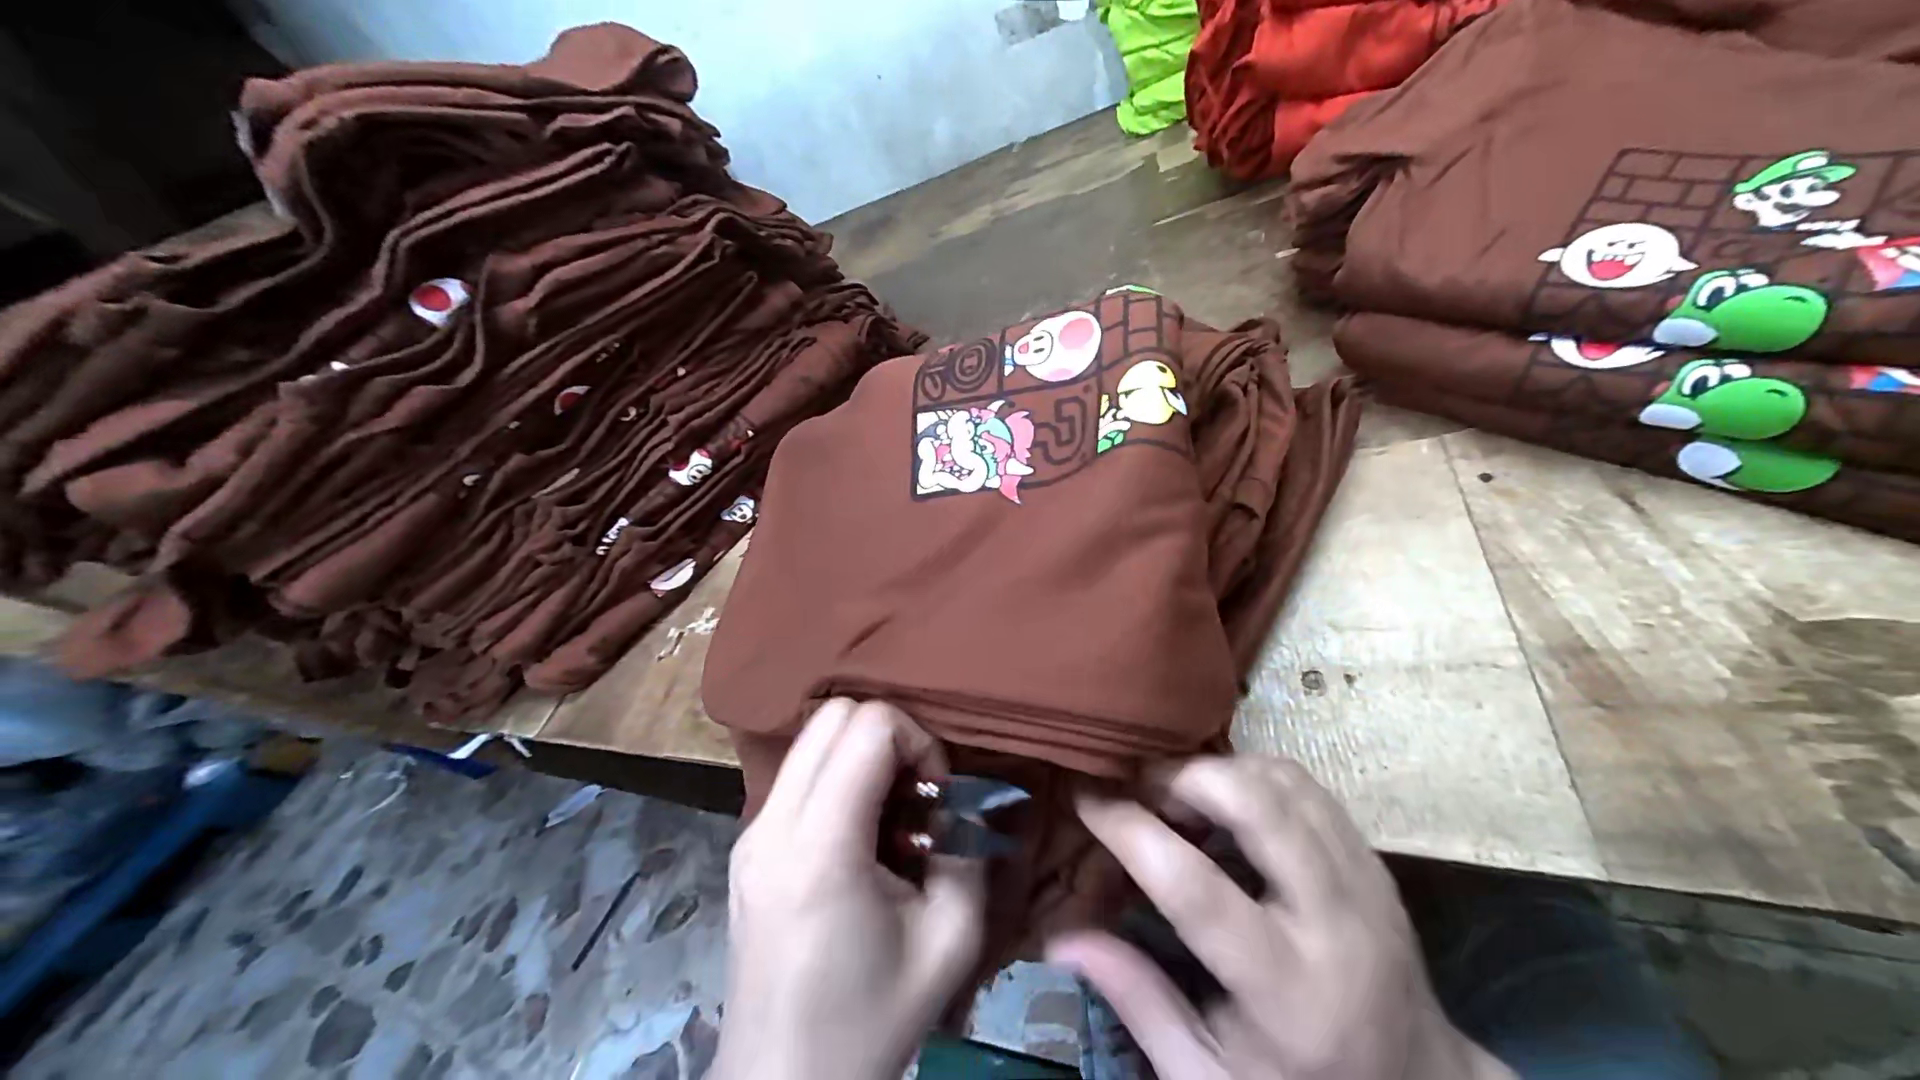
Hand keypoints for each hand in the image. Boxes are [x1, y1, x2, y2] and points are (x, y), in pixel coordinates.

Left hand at [711, 699, 984, 1079]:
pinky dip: (837, 775)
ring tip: (891, 812)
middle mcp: (772, 823)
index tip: (937, 795)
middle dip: (890, 736)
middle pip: (833, 713)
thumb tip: (962, 805)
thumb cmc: (872, 1020)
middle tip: (917, 793)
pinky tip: (859, 834)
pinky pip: (797, 772)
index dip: (918, 741)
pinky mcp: (745, 846)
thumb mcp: (951, 940)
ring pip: (811, 737)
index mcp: (820, 846)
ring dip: (862, 753)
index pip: (868, 725)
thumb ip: (968, 853)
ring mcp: (750, 832)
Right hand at [1049, 757, 1514, 1079]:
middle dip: (1182, 776)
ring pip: (1284, 781)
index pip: (1195, 888)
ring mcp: (1365, 883)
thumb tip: (1061, 939)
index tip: (1085, 798)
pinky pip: (1307, 787)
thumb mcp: (1207, 1077)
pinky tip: (1223, 798)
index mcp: (1288, 992)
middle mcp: (1334, 923)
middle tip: (1136, 786)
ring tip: (1175, 792)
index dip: (1129, 830)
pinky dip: (1252, 774)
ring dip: (1217, 769)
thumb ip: (1138, 1001)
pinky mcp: (1373, 860)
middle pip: (1256, 805)